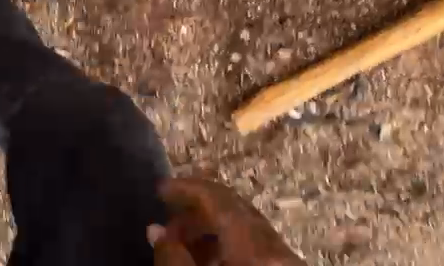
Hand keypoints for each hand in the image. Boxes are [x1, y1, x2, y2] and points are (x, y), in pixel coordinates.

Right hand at [152, 178, 303, 265]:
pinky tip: (211, 258)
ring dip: (211, 232)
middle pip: (233, 210)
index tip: (158, 189)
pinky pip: (258, 250)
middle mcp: (275, 244)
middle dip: (196, 212)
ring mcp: (288, 260)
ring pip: (245, 232)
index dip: (184, 186)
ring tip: (185, 245)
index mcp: (252, 238)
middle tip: (168, 222)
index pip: (217, 195)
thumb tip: (155, 230)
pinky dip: (230, 247)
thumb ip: (172, 253)